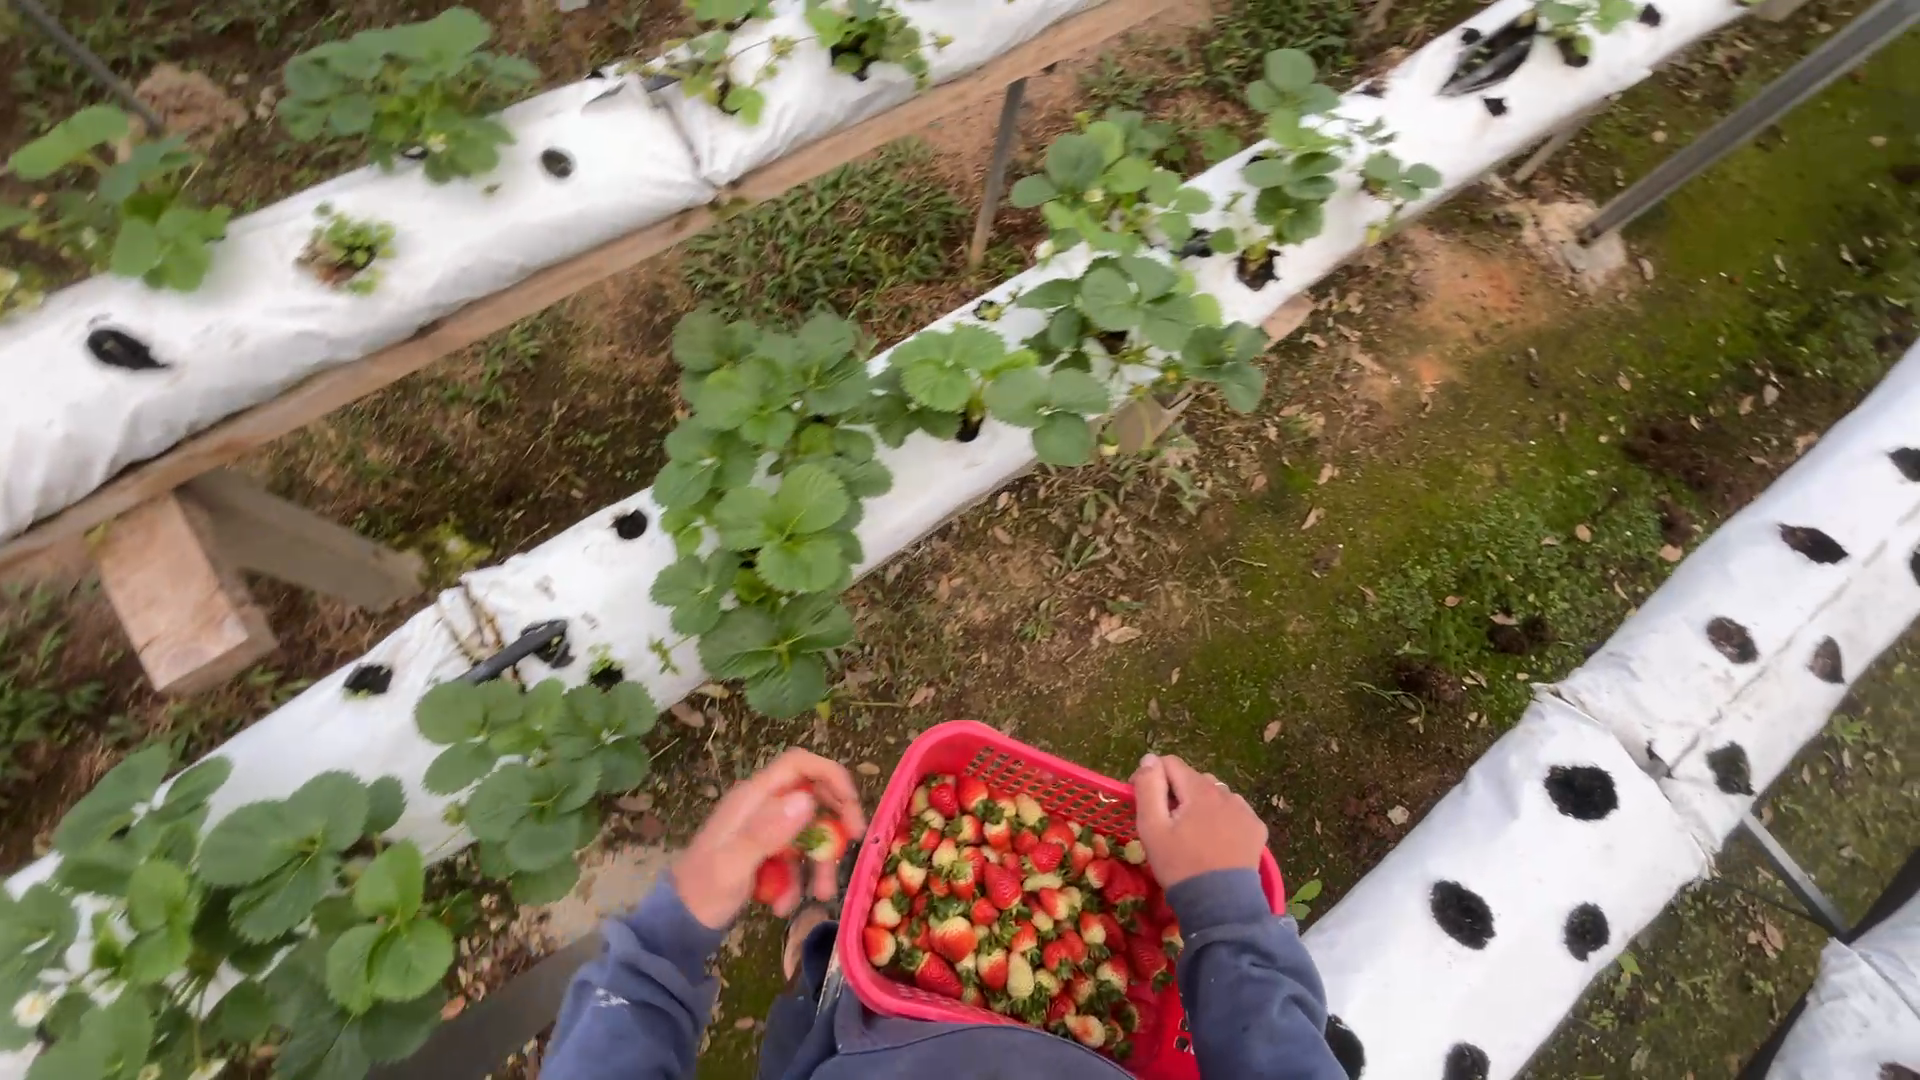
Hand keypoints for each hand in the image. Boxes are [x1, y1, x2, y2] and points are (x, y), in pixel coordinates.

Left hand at [672, 748, 866, 927]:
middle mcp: (761, 805)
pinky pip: (795, 856)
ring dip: (819, 861)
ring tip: (821, 895)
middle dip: (834, 820)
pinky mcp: (765, 852)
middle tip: (853, 843)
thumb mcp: (734, 863)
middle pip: (812, 795)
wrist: (677, 927)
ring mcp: (764, 829)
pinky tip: (786, 904)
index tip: (851, 804)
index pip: (799, 764)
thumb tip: (807, 800)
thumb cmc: (704, 891)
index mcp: (754, 797)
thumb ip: (767, 831)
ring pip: (808, 831)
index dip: (831, 775)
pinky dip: (798, 878)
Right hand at [1130, 753, 1267, 889]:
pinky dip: (1221, 817)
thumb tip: (1149, 759)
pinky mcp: (1256, 828)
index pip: (1169, 763)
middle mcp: (1225, 792)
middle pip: (1192, 778)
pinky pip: (1233, 810)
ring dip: (1199, 804)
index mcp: (1199, 789)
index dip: (1152, 778)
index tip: (1147, 804)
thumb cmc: (1180, 866)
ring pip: (1213, 793)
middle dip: (1177, 792)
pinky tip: (1215, 840)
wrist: (1221, 907)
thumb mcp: (1152, 827)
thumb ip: (1148, 787)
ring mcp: (1244, 810)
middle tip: (1169, 824)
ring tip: (1192, 833)